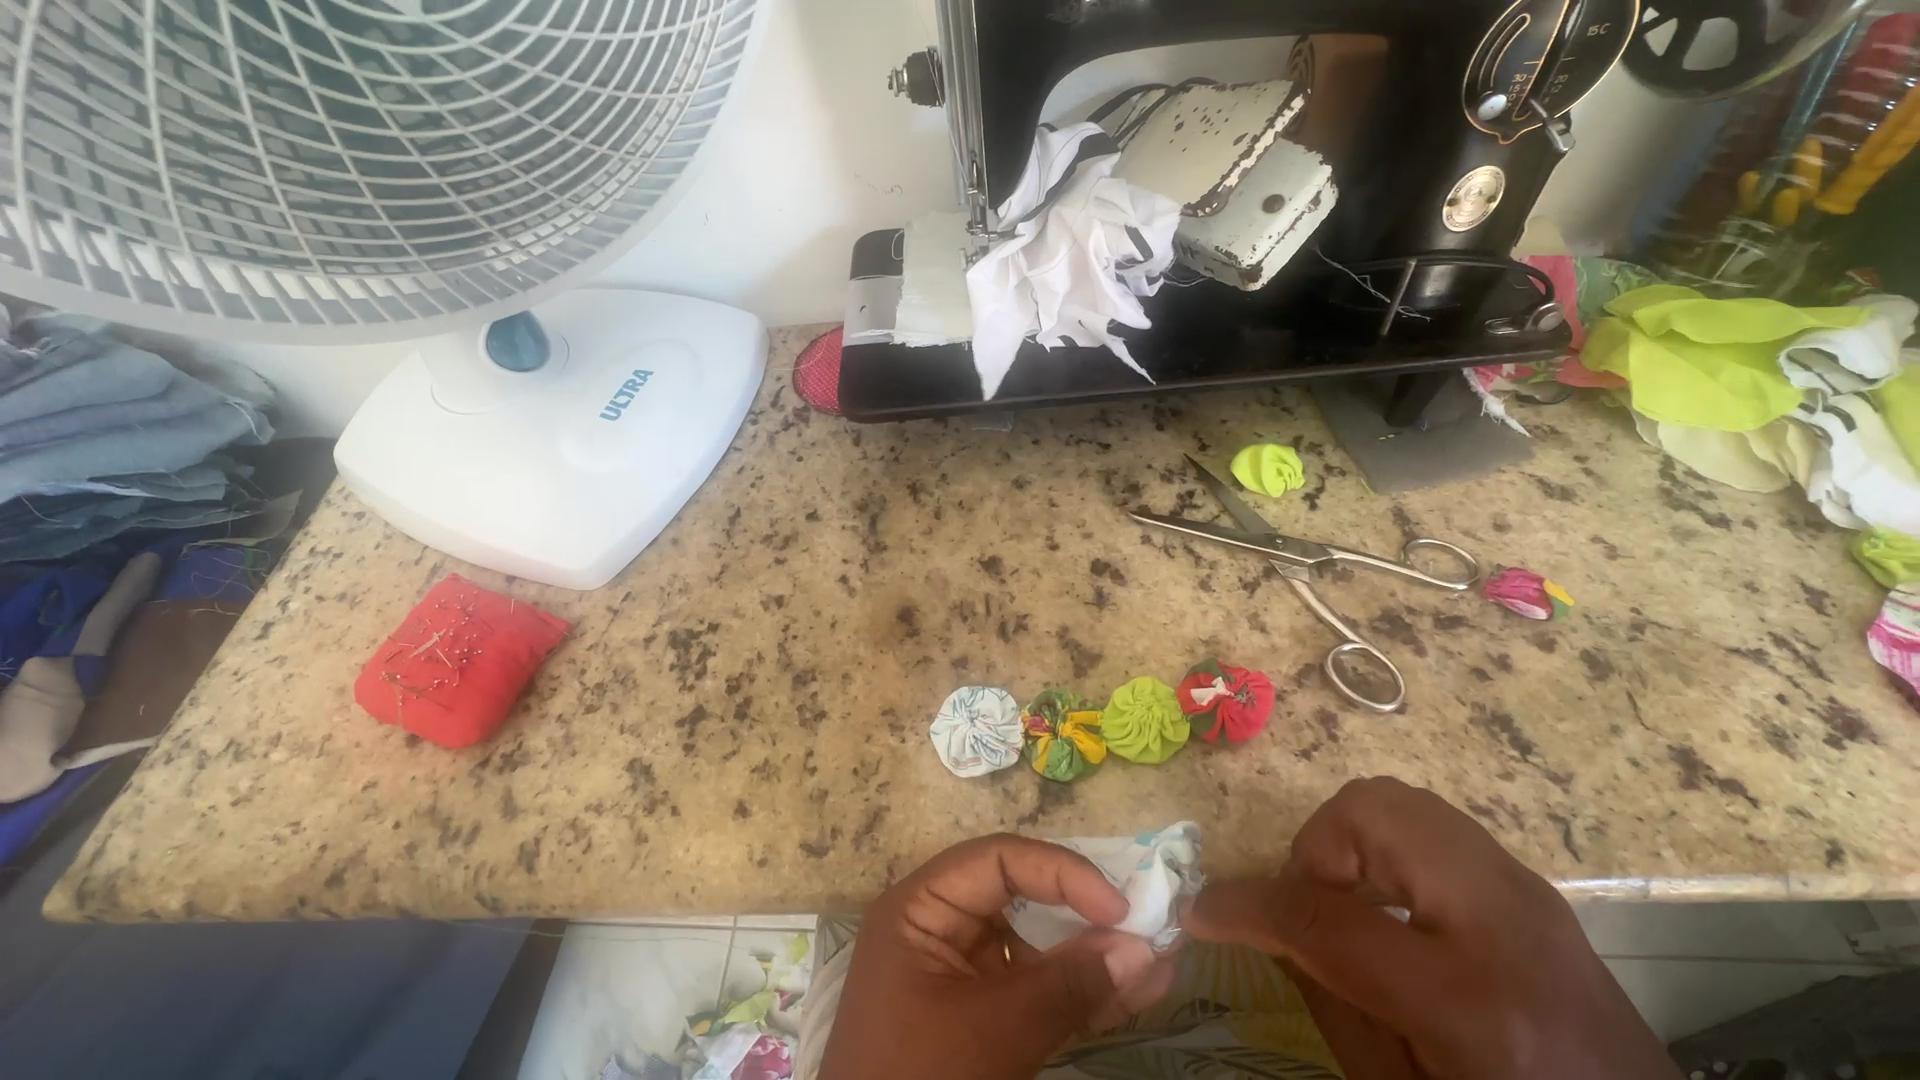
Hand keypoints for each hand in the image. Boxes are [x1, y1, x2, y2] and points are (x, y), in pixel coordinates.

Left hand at [819, 834, 1177, 1079]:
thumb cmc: (920, 1079)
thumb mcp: (994, 1031)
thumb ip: (1069, 985)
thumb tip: (1144, 948)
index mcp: (919, 908)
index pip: (997, 861)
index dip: (1061, 873)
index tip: (1118, 907)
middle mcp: (938, 928)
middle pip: (1019, 898)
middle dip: (1084, 914)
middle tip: (1147, 926)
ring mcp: (959, 974)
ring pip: (1034, 946)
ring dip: (1092, 958)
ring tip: (1157, 964)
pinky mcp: (979, 1017)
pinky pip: (1034, 990)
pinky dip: (1079, 994)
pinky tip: (1134, 995)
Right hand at [1187, 777, 1679, 1079]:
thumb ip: (1326, 998)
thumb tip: (1269, 923)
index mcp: (1473, 1000)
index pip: (1326, 916)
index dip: (1247, 904)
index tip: (1202, 908)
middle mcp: (1506, 919)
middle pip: (1370, 813)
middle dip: (1314, 850)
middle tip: (1310, 912)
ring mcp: (1525, 888)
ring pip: (1397, 801)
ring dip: (1348, 844)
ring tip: (1350, 909)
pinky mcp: (1527, 881)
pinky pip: (1428, 825)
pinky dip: (1383, 849)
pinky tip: (1390, 910)